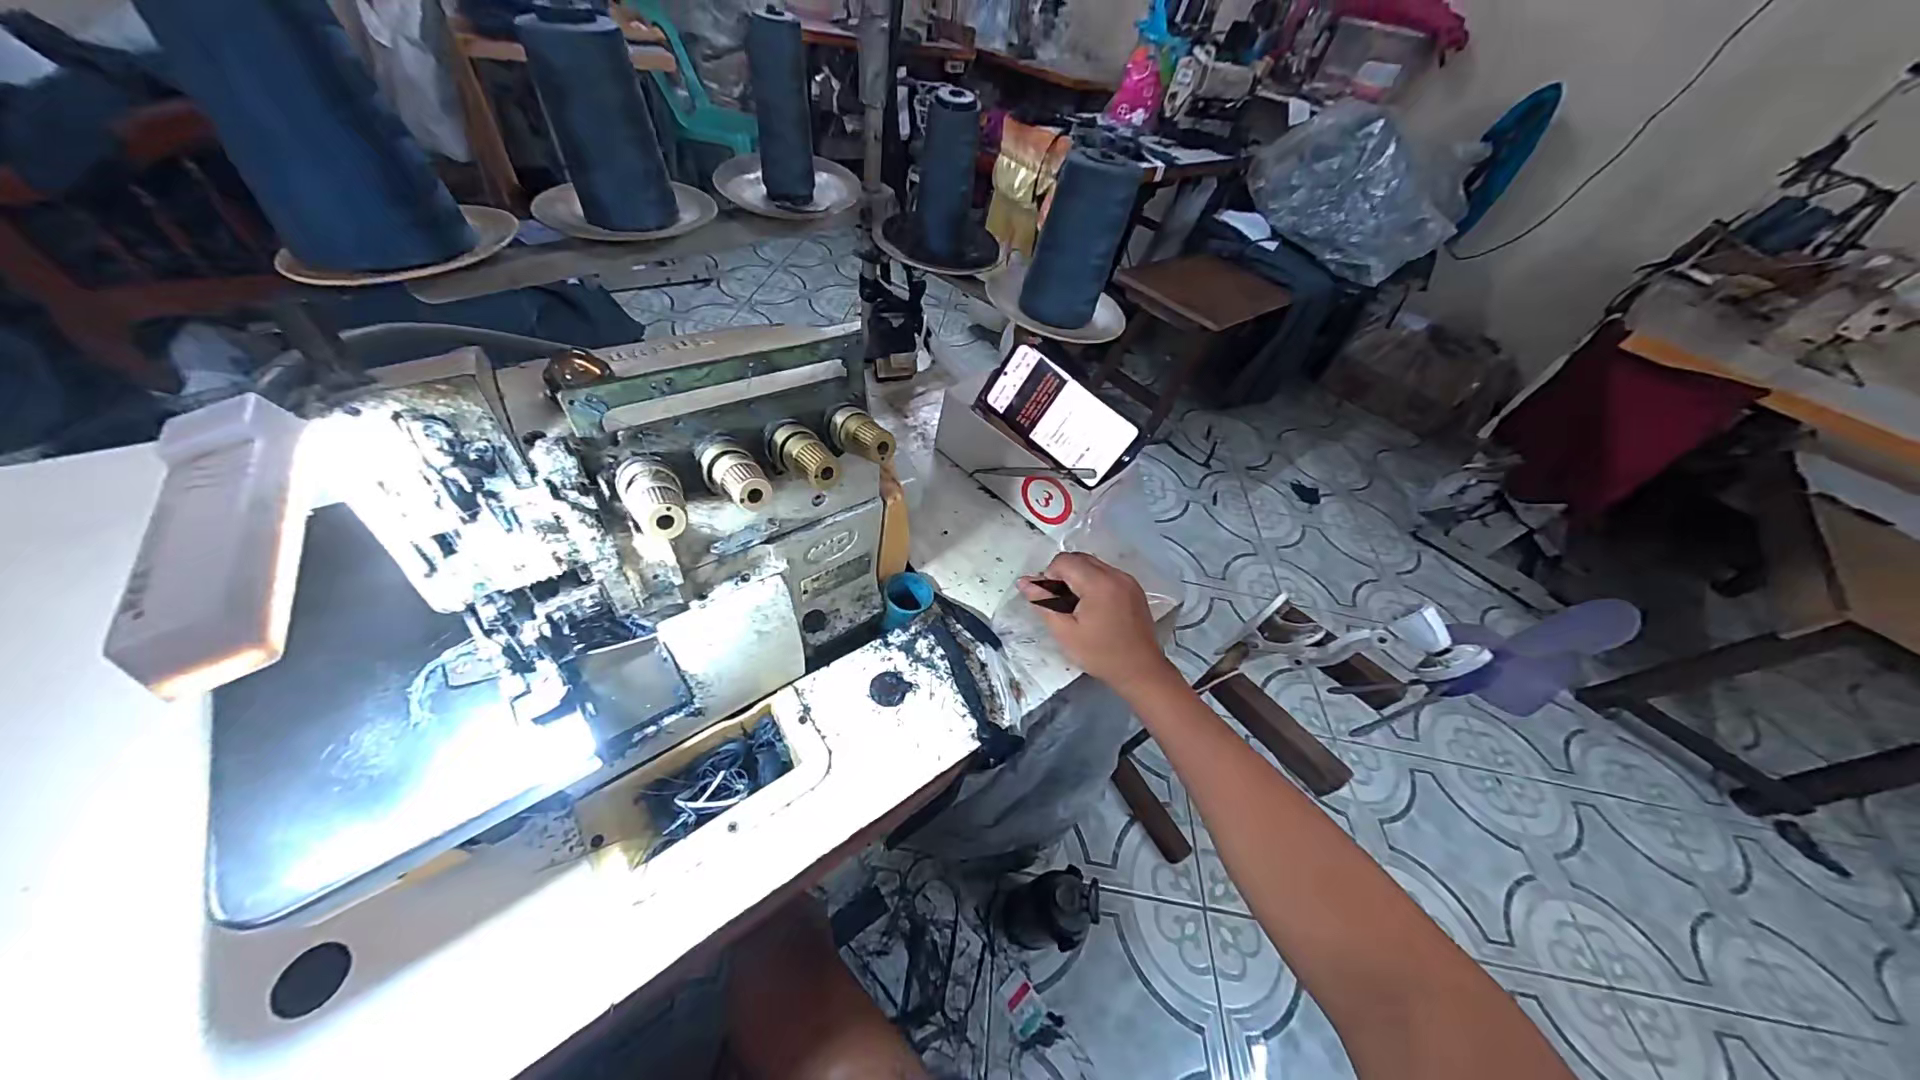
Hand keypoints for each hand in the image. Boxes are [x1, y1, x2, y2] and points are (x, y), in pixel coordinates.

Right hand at [1017, 552, 1178, 694]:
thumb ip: (1044, 602)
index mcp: (1098, 583)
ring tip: (1077, 607)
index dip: (1050, 577)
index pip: (1064, 561)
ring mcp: (1127, 580)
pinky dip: (1093, 583)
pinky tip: (1093, 608)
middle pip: (1079, 558)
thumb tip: (1024, 582)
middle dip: (1063, 575)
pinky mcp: (1134, 588)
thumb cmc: (1100, 654)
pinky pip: (1106, 574)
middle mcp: (1115, 574)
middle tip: (1062, 604)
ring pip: (1092, 565)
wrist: (1140, 670)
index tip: (1053, 601)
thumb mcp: (1065, 631)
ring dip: (1078, 578)